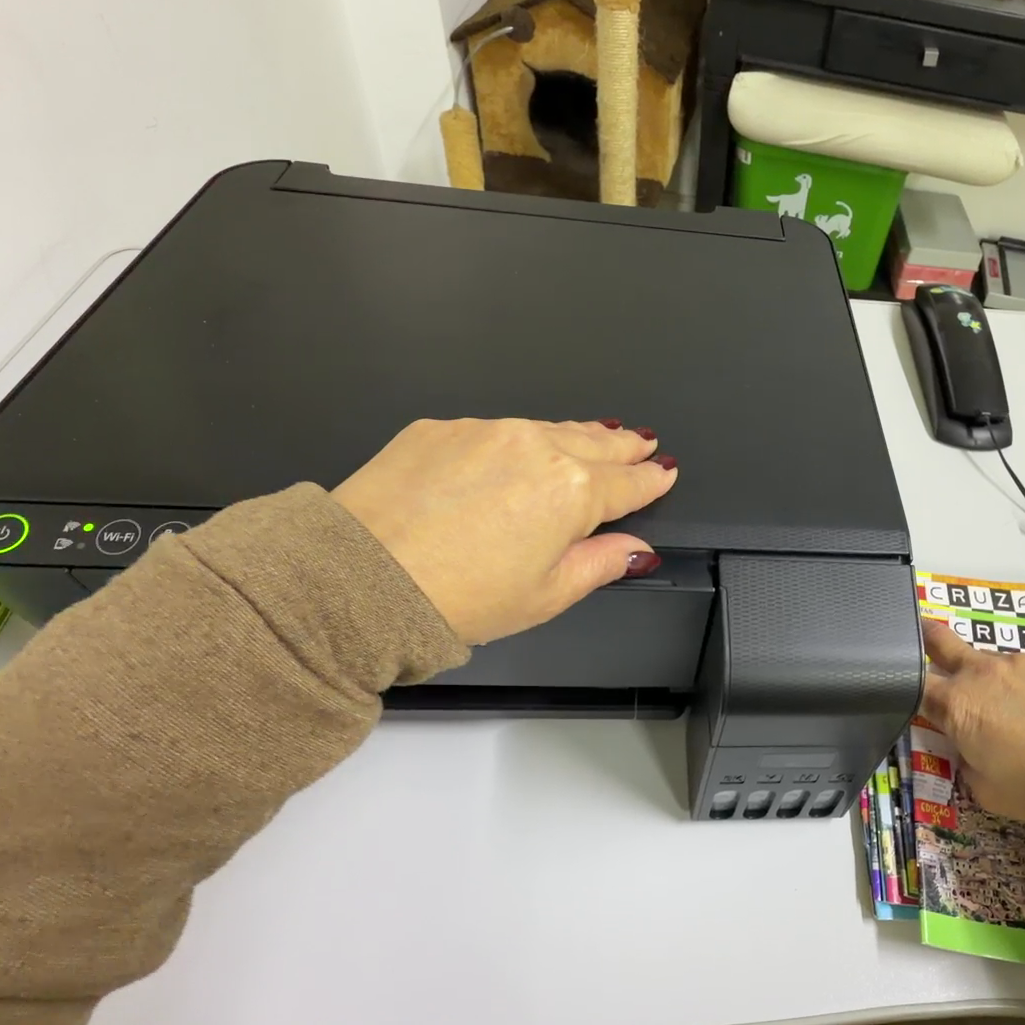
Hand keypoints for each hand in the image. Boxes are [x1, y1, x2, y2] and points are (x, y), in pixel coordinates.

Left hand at [331, 418, 676, 645]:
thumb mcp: (547, 595)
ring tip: (595, 436)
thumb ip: (602, 563)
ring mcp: (487, 431)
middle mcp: (537, 447)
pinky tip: (518, 453)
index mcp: (573, 491)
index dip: (651, 477)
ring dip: (576, 436)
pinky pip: (495, 429)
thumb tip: (636, 551)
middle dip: (624, 444)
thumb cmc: (454, 596)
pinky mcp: (443, 428)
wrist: (360, 578)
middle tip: (642, 440)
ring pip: (549, 428)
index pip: (629, 482)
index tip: (664, 470)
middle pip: (597, 443)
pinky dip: (516, 440)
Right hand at [921, 620, 1024, 823]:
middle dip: (926, 638)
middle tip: (924, 640)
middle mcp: (981, 671)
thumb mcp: (981, 788)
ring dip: (989, 677)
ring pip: (989, 660)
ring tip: (1014, 710)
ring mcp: (1018, 660)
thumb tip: (965, 739)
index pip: (915, 682)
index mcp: (956, 703)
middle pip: (940, 639)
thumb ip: (962, 756)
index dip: (910, 688)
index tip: (915, 696)